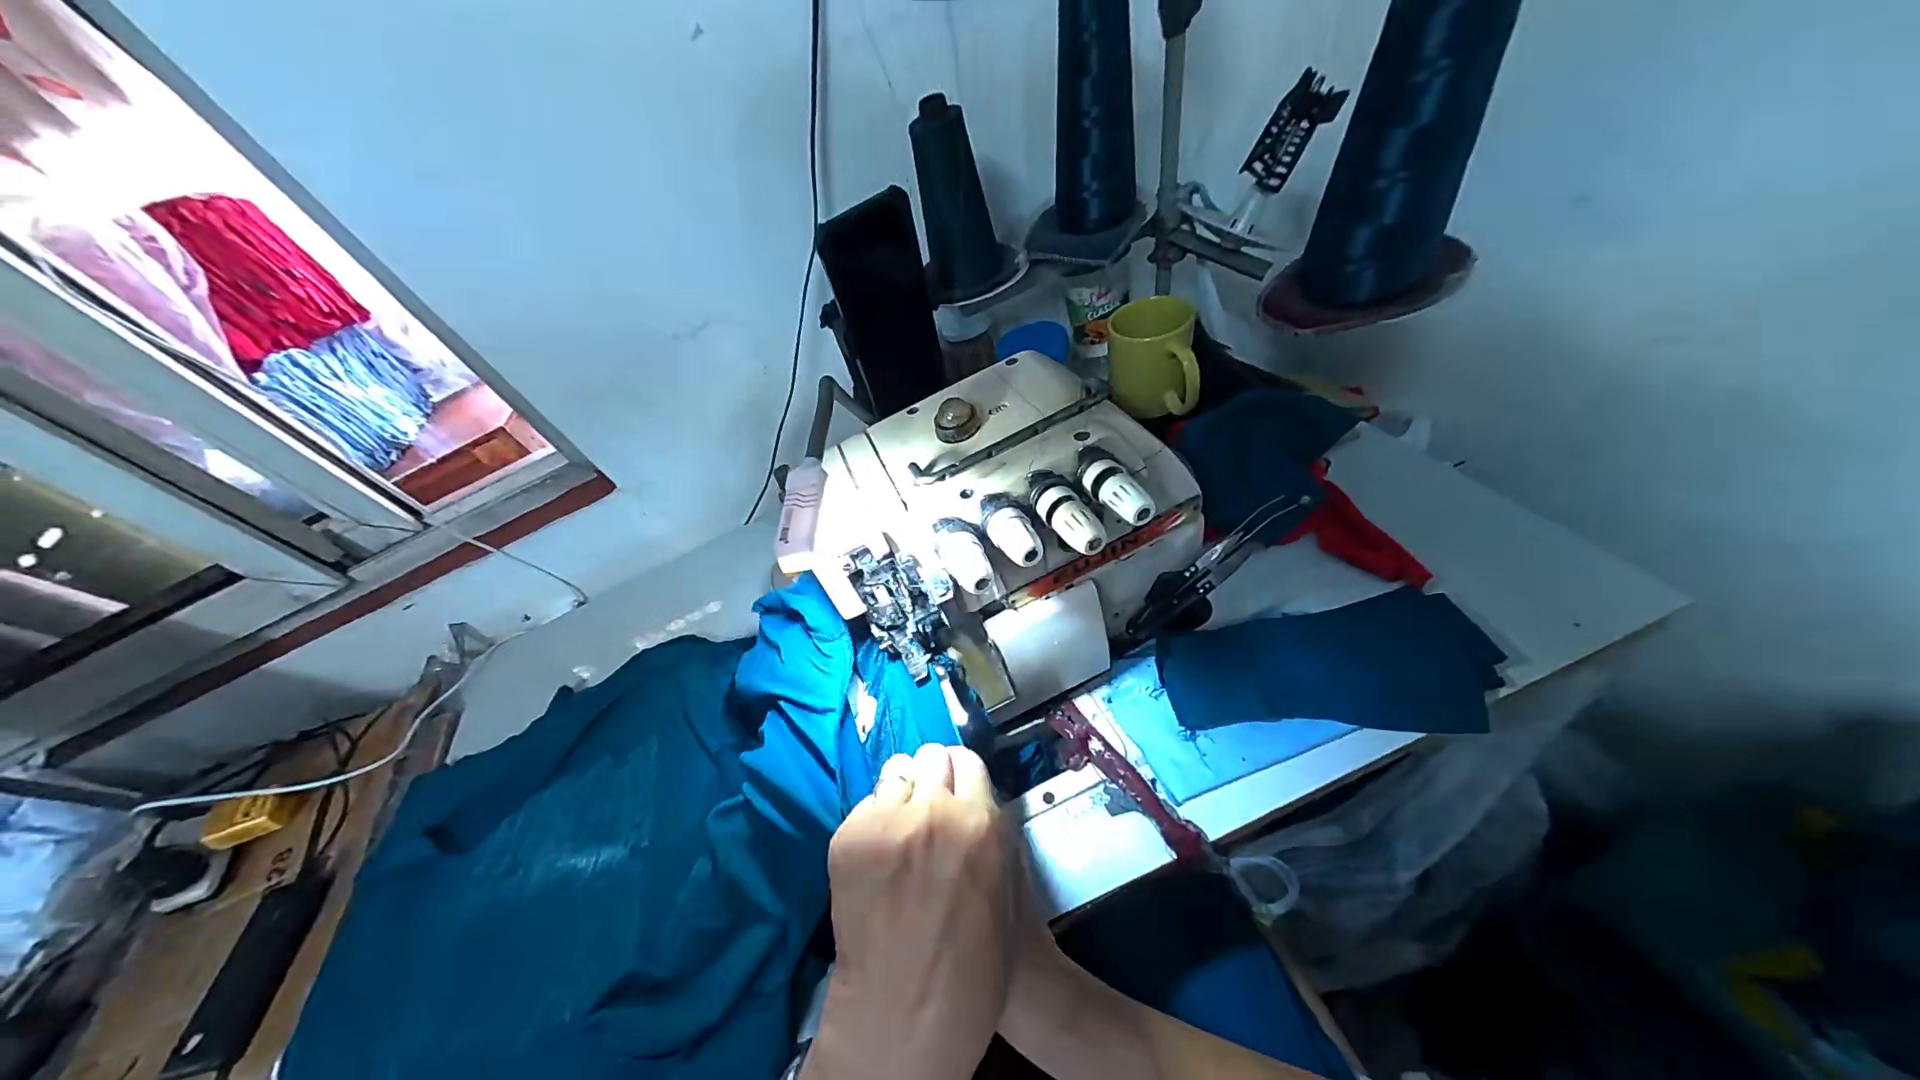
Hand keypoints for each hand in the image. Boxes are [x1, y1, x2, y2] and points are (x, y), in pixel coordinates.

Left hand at [804, 744, 1013, 1079]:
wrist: (905, 1011)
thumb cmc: (969, 963)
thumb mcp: (1003, 886)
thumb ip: (987, 832)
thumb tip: (970, 799)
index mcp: (980, 822)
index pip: (968, 760)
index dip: (961, 774)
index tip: (954, 786)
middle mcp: (933, 811)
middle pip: (930, 756)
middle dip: (931, 776)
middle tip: (926, 804)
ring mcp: (886, 821)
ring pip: (895, 772)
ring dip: (900, 792)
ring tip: (899, 825)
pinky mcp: (849, 836)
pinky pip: (866, 804)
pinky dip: (873, 819)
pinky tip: (876, 853)